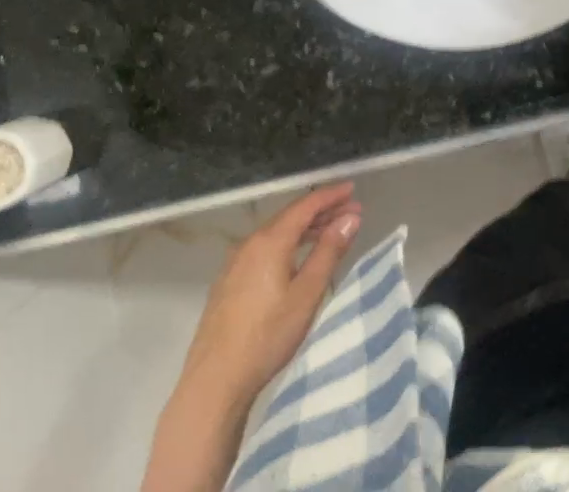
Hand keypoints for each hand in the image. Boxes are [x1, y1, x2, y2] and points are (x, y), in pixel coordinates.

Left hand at [175, 184, 362, 408]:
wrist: (215, 380)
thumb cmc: (268, 335)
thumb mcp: (307, 293)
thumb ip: (329, 252)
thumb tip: (350, 218)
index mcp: (269, 243)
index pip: (304, 207)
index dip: (330, 196)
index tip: (352, 188)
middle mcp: (248, 245)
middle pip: (289, 218)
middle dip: (321, 211)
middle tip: (352, 211)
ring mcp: (234, 264)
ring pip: (276, 234)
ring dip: (305, 229)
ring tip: (331, 231)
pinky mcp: (229, 283)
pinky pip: (264, 250)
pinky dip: (288, 244)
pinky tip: (298, 257)